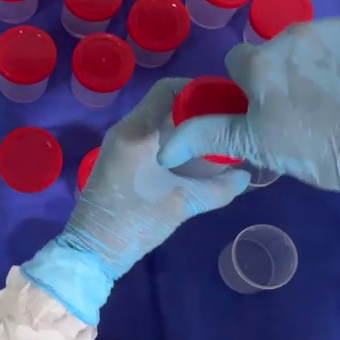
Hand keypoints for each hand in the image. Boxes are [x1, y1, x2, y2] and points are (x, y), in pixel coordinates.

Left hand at [22, 79, 248, 323]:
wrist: (94, 250)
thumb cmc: (135, 222)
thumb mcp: (183, 203)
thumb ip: (219, 188)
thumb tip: (246, 176)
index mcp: (137, 131)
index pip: (168, 89)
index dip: (199, 89)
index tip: (225, 99)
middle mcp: (126, 130)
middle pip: (166, 106)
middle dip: (198, 112)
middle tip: (228, 121)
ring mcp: (121, 144)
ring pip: (159, 124)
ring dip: (187, 129)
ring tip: (218, 139)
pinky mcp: (121, 159)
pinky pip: (152, 139)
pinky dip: (174, 143)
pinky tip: (197, 157)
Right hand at [156, 18, 339, 231]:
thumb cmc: (320, 150)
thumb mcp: (259, 146)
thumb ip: (209, 134)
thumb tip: (164, 146)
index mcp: (260, 62)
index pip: (239, 64)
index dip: (250, 89)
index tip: (268, 112)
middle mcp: (292, 34)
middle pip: (275, 52)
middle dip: (283, 74)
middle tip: (305, 111)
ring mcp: (334, 28)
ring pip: (310, 44)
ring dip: (314, 63)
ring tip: (336, 99)